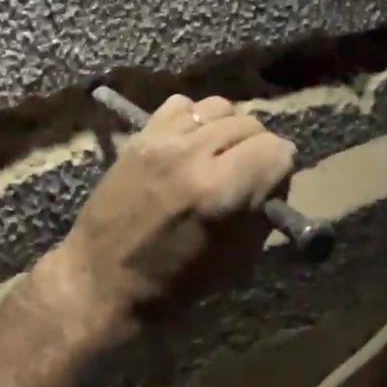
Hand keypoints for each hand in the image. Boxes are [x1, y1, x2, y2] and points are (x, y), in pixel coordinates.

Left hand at [31, 95, 297, 339]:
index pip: (276, 150)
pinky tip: (190, 142)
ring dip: (228, 127)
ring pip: (217, 106)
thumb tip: (274, 178)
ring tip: (221, 152)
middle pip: (249, 124)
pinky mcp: (140, 134)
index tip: (274, 182)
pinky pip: (180, 104)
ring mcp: (162, 139)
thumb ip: (260, 210)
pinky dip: (193, 118)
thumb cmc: (174, 281)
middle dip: (258, 147)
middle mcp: (193, 155)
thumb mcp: (236, 259)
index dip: (282, 168)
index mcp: (221, 192)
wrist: (104, 274)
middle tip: (249, 171)